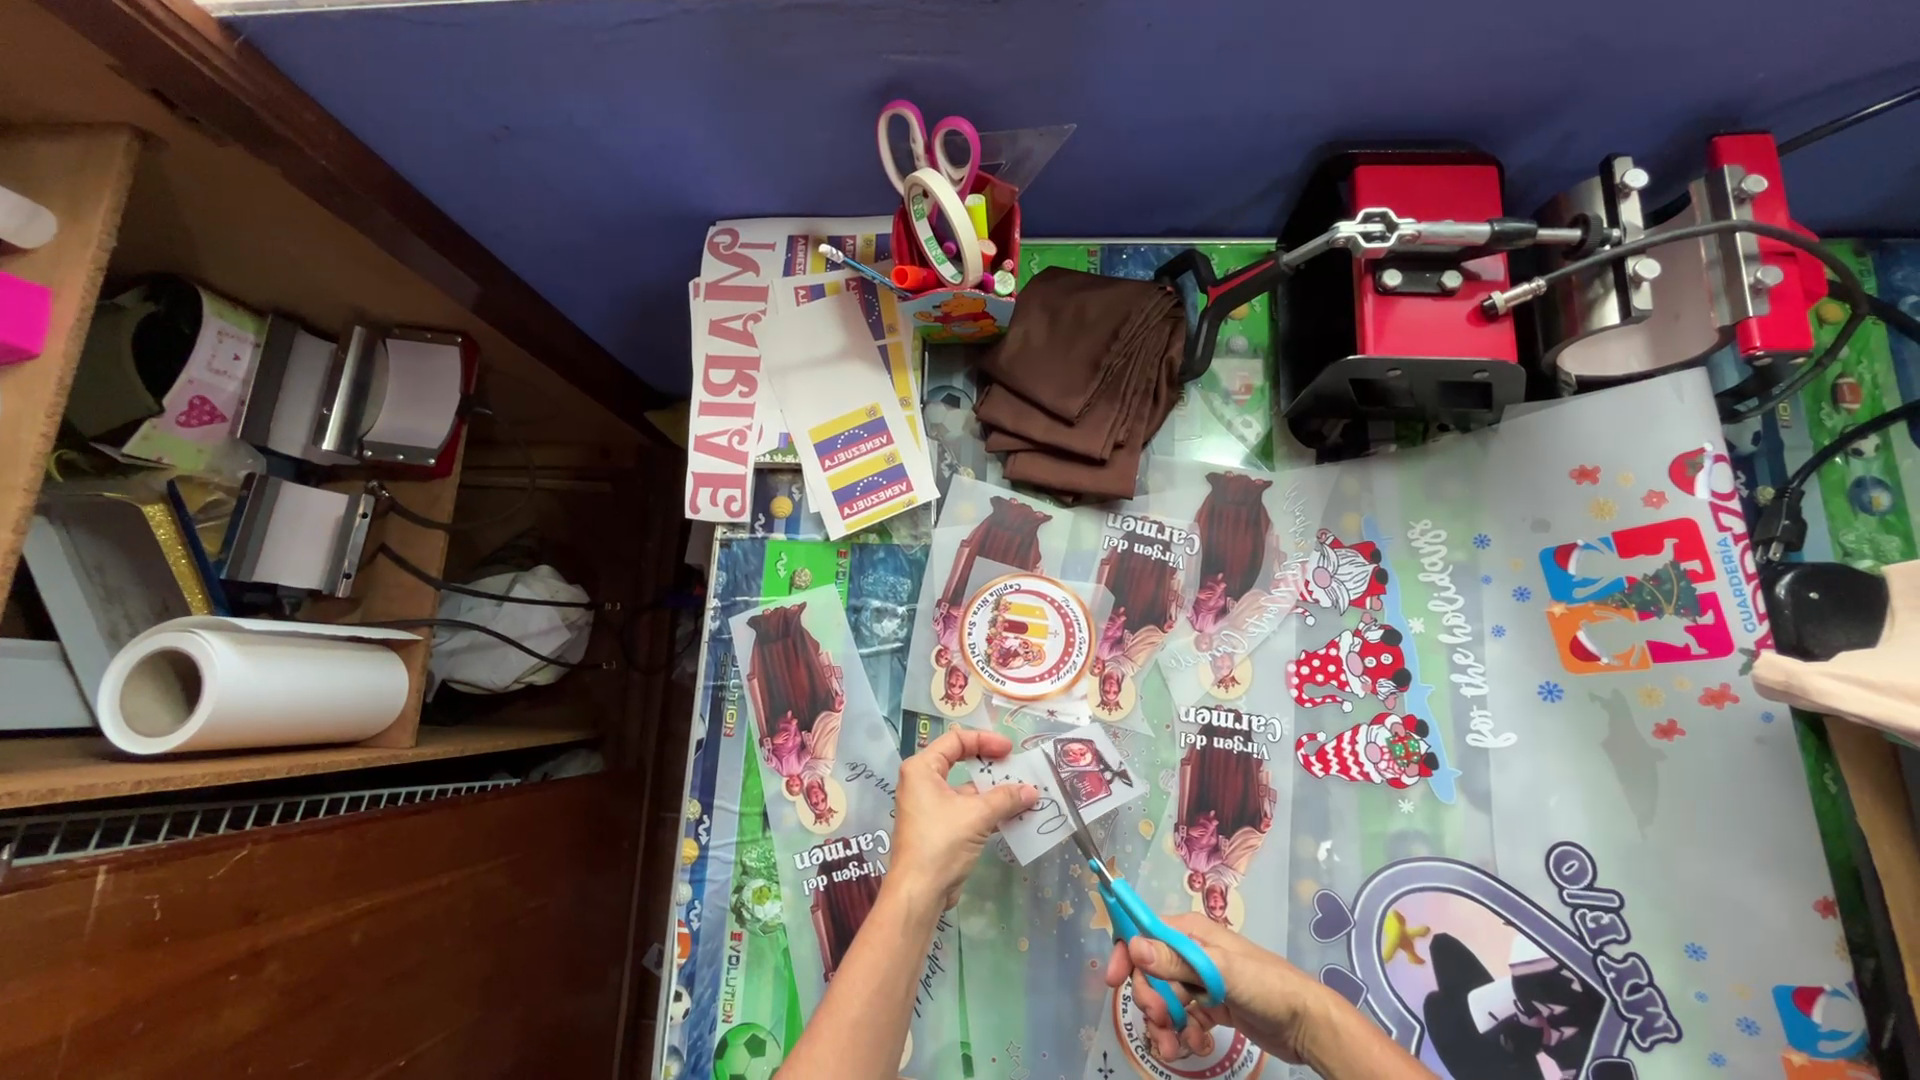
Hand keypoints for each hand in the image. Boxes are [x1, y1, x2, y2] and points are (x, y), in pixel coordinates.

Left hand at [888, 728, 1036, 910]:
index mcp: (922, 769)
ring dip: (994, 793)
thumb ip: (1006, 798)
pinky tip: (1013, 818)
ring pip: (967, 791)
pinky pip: (967, 811)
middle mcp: (923, 783)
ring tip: (1024, 796)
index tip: (1010, 749)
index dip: (984, 740)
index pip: (956, 741)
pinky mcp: (939, 829)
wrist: (919, 891)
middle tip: (1017, 770)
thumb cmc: (941, 842)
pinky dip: (988, 812)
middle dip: (992, 767)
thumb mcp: (977, 815)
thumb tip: (1032, 791)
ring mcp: (930, 807)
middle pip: (961, 763)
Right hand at [1103, 914, 1339, 1065]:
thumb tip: (1133, 945)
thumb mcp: (1221, 971)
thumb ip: (1176, 960)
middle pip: (1151, 972)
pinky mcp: (1211, 1006)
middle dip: (1150, 1000)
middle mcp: (1191, 952)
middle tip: (1162, 1023)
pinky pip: (1183, 1018)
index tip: (1113, 981)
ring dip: (1164, 1025)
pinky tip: (1198, 1045)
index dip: (1125, 952)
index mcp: (1191, 932)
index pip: (1144, 932)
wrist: (1308, 1025)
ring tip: (1176, 1049)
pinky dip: (1184, 1034)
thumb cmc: (1268, 987)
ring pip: (1165, 999)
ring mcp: (1201, 980)